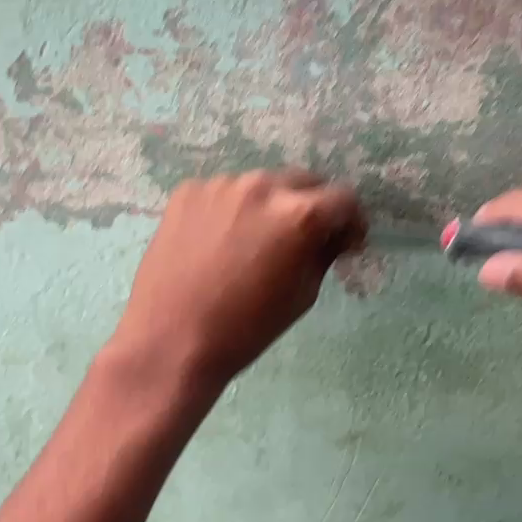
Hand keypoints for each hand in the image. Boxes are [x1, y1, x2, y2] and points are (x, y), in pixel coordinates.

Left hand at [111, 170, 362, 388]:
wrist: (170, 339)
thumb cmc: (245, 328)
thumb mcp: (302, 294)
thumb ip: (324, 252)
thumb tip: (335, 234)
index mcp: (298, 214)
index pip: (344, 197)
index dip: (351, 220)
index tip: (346, 240)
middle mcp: (262, 186)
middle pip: (303, 181)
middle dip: (312, 206)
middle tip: (303, 238)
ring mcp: (221, 184)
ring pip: (261, 185)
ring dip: (269, 206)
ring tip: (254, 242)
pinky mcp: (188, 190)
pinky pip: (224, 193)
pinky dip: (231, 210)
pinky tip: (219, 243)